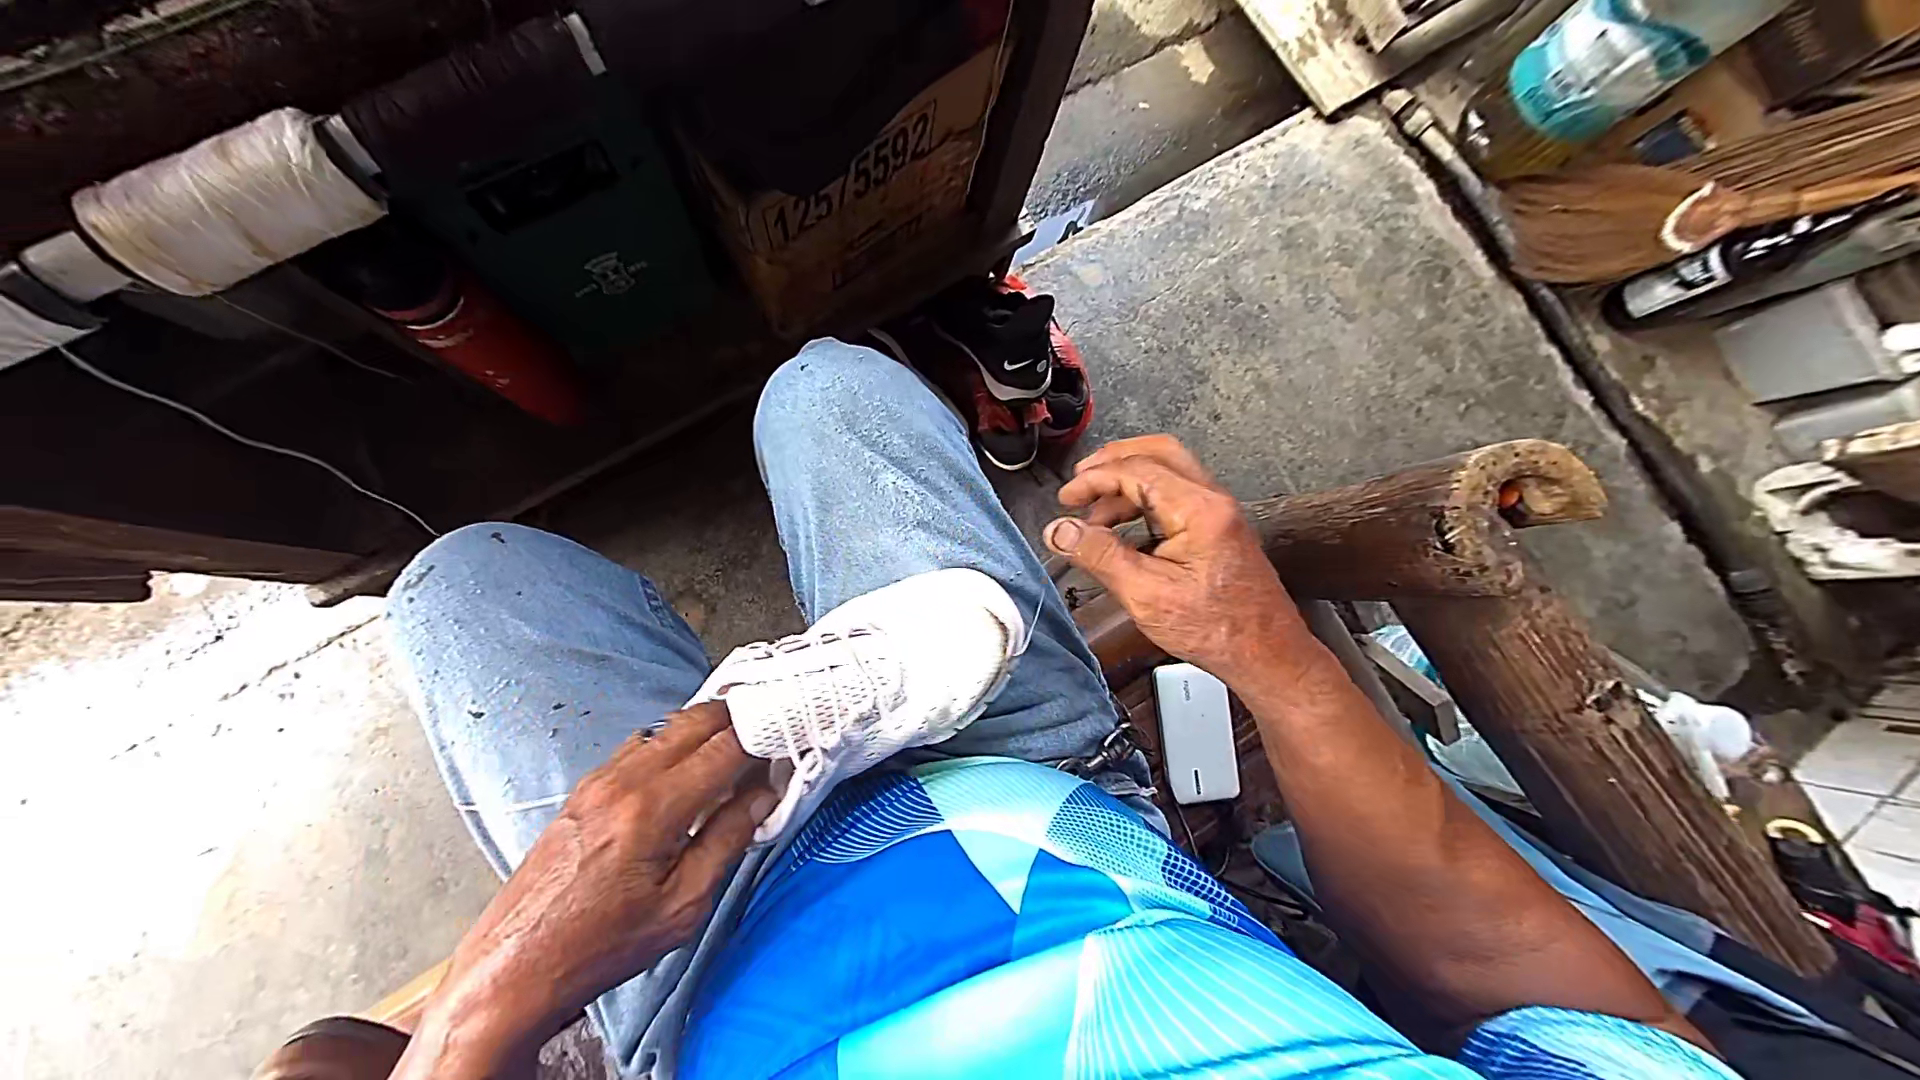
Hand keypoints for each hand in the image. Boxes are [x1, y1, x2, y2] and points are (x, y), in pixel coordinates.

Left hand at [398, 703, 775, 1078]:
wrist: (513, 968)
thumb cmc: (599, 946)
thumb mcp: (683, 905)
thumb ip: (729, 839)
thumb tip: (763, 795)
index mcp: (654, 809)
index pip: (726, 747)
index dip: (763, 737)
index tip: (786, 741)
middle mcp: (625, 779)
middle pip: (698, 719)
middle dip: (739, 719)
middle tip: (766, 737)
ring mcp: (601, 778)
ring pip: (670, 726)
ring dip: (707, 730)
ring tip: (732, 756)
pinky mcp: (587, 787)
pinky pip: (643, 744)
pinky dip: (675, 744)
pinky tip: (685, 774)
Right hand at [1045, 435, 1303, 681]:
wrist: (1265, 654)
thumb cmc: (1218, 629)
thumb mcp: (1145, 594)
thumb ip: (1099, 556)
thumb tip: (1060, 530)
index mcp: (1198, 510)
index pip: (1136, 470)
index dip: (1094, 479)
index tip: (1067, 498)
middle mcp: (1213, 502)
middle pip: (1157, 453)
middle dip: (1112, 462)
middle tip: (1081, 482)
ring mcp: (1217, 514)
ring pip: (1166, 472)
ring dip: (1125, 485)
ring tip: (1093, 517)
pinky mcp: (1215, 529)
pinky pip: (1174, 497)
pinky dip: (1141, 502)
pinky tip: (1121, 531)